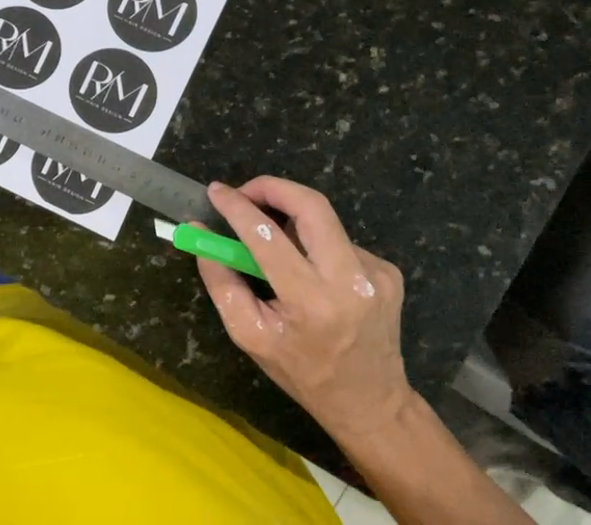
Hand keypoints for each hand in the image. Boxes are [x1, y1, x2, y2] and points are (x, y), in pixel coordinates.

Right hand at [196, 177, 413, 439]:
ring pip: (324, 221)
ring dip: (292, 220)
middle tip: (246, 193)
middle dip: (273, 188)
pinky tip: (309, 270)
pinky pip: (339, 240)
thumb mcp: (248, 334)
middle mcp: (350, 281)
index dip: (237, 207)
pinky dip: (314, 243)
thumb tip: (201, 232)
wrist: (371, 403)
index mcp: (311, 301)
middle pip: (312, 206)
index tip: (216, 191)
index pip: (268, 236)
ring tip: (274, 244)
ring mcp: (376, 274)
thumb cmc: (301, 371)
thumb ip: (221, 280)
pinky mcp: (388, 272)